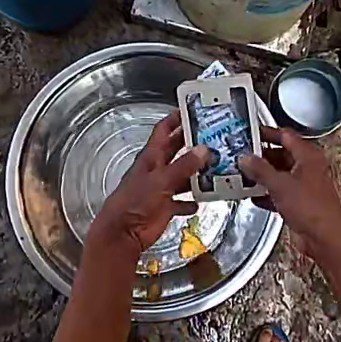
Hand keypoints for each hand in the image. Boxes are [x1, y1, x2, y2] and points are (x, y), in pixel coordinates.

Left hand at [89, 112, 207, 253]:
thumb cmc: (134, 202)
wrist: (123, 231)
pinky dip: (190, 201)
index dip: (176, 119)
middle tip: (214, 137)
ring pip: (182, 176)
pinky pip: (180, 201)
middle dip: (193, 144)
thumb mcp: (161, 180)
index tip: (192, 110)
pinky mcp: (164, 207)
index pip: (163, 131)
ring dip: (197, 174)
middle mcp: (157, 169)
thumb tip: (203, 149)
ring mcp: (161, 188)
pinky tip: (201, 201)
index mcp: (151, 157)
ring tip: (216, 168)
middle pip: (176, 151)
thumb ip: (183, 166)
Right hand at [238, 124, 340, 257]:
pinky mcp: (299, 202)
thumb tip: (247, 159)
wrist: (325, 238)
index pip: (286, 136)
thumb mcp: (279, 184)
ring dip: (262, 176)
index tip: (250, 132)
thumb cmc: (314, 209)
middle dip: (260, 157)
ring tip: (243, 175)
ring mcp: (304, 186)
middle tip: (242, 157)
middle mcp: (308, 169)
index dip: (267, 133)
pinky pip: (279, 192)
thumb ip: (260, 169)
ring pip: (279, 174)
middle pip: (280, 155)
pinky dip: (266, 193)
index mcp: (309, 157)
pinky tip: (253, 196)